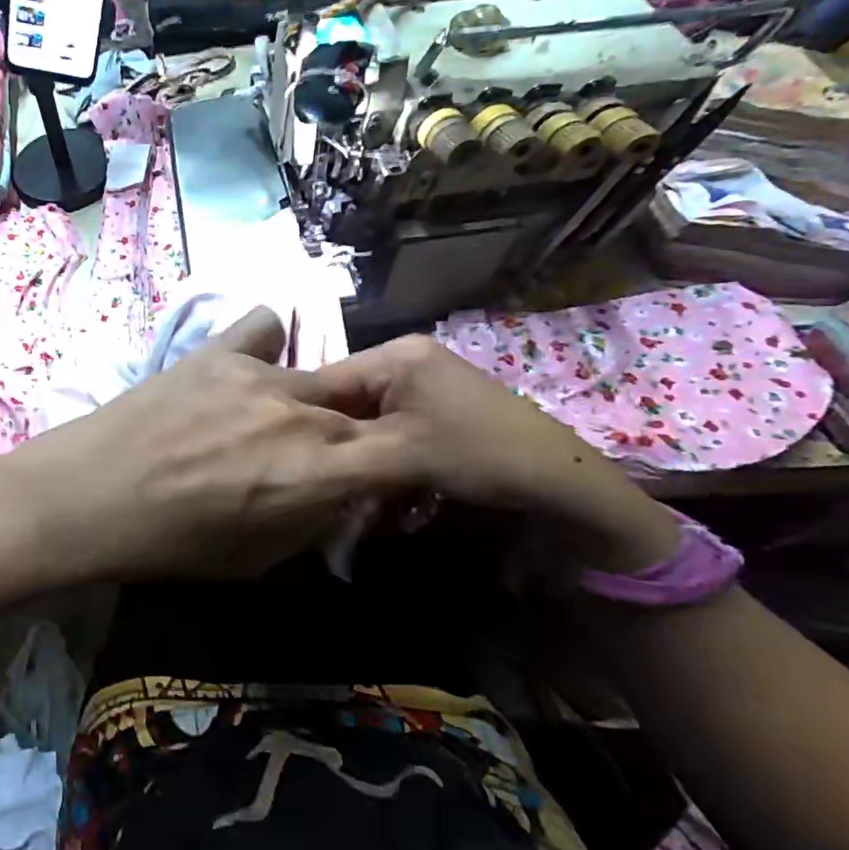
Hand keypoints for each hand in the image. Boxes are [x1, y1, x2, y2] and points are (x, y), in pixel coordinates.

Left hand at [0, 308, 424, 581]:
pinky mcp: (219, 348)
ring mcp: (260, 371)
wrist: (89, 495)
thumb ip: (316, 523)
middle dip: (355, 435)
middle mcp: (301, 412)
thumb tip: (347, 497)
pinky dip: (267, 345)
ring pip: (318, 375)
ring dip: (310, 400)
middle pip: (363, 411)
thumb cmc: (172, 544)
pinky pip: (265, 328)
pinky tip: (245, 367)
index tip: (392, 472)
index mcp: (317, 473)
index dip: (411, 459)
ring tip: (267, 419)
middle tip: (322, 455)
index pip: (407, 451)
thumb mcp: (258, 560)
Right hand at [315, 335, 679, 571]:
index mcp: (397, 354)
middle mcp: (406, 361)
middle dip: (332, 446)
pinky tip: (379, 493)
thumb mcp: (400, 454)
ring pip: (362, 423)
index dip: (300, 420)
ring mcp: (423, 388)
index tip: (285, 461)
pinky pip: (386, 434)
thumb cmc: (481, 458)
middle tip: (321, 484)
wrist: (564, 490)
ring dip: (354, 459)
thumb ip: (337, 451)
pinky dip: (377, 462)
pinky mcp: (435, 414)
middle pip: (343, 403)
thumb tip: (283, 456)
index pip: (323, 380)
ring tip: (350, 495)